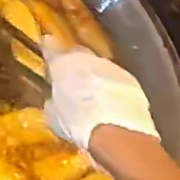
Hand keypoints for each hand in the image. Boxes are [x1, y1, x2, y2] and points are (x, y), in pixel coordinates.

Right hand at [43, 45, 158, 149]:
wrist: (118, 132)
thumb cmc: (78, 123)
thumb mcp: (54, 117)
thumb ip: (53, 102)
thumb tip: (54, 101)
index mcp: (62, 64)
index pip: (50, 47)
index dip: (49, 49)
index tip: (48, 52)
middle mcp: (85, 58)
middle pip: (77, 55)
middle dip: (74, 66)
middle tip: (73, 82)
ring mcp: (110, 66)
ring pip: (99, 67)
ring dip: (95, 78)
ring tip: (95, 99)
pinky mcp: (130, 79)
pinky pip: (116, 80)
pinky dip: (113, 88)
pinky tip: (114, 105)